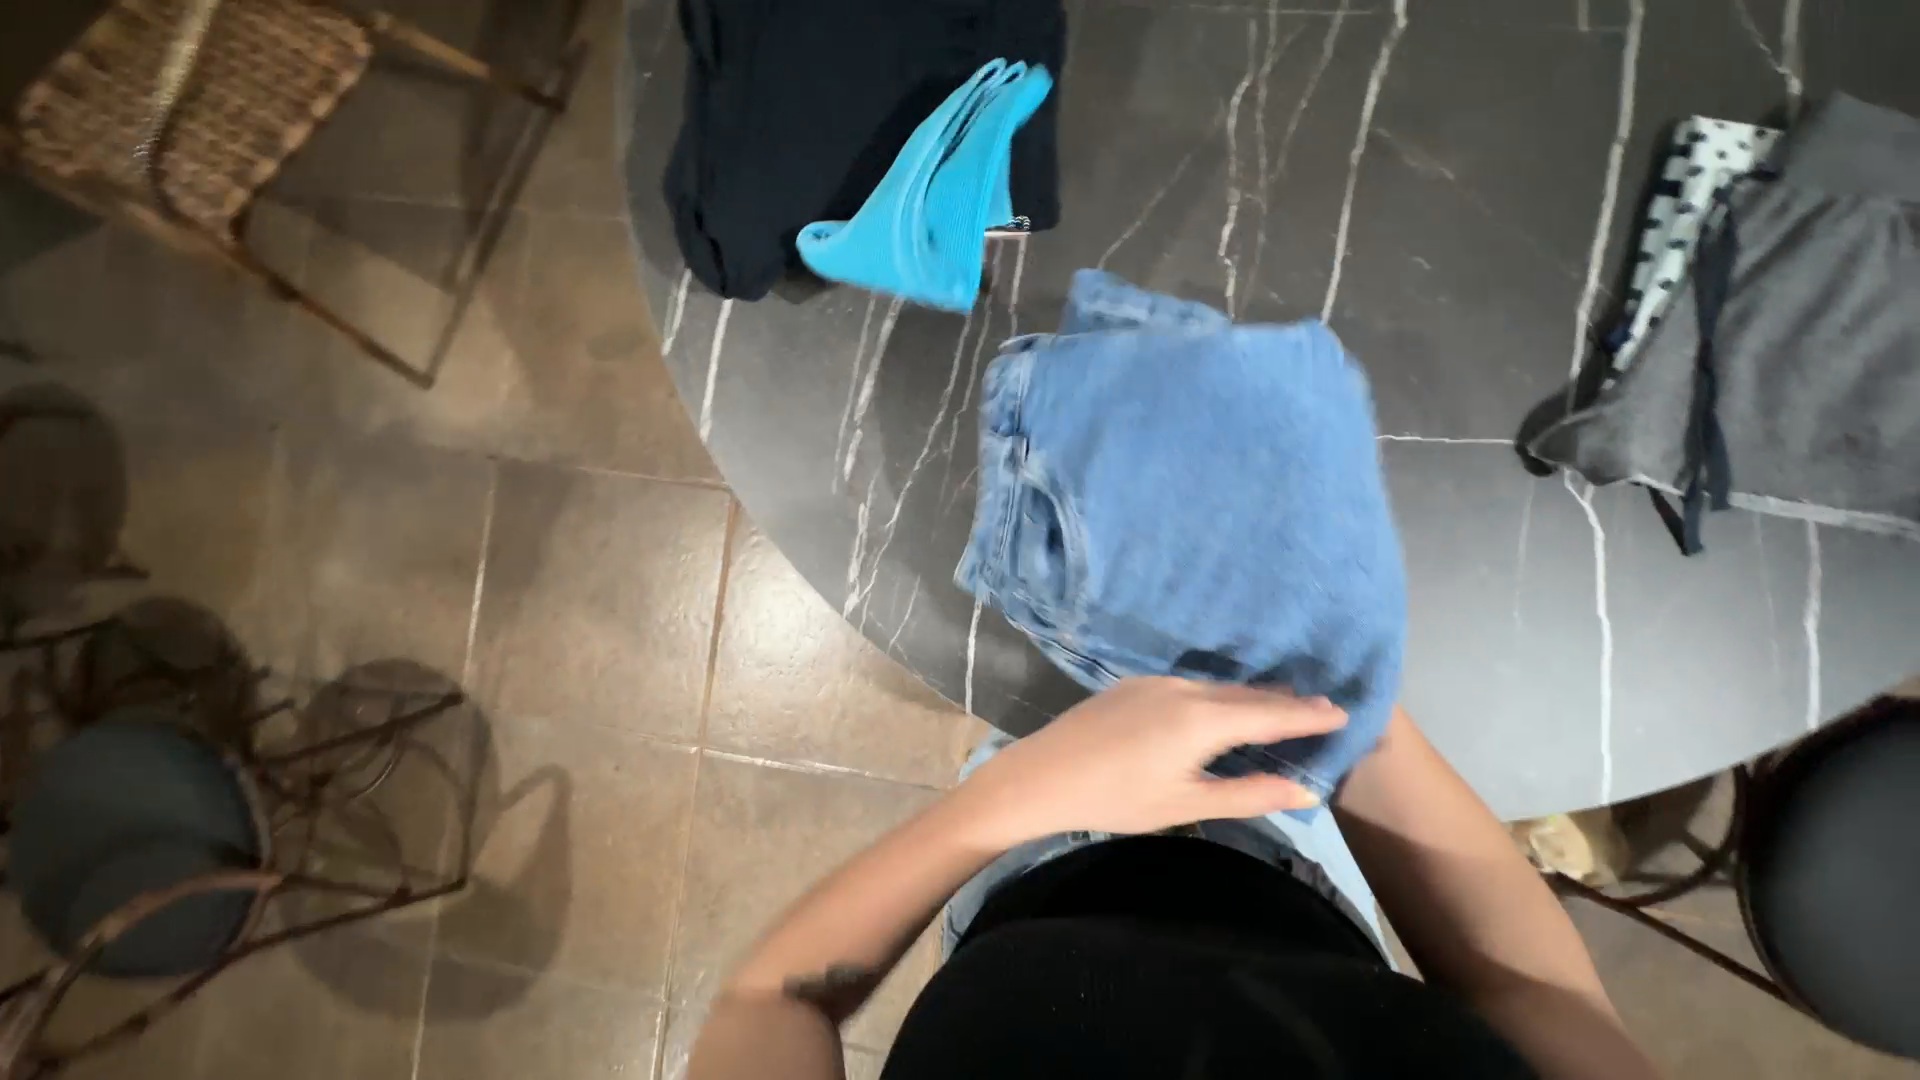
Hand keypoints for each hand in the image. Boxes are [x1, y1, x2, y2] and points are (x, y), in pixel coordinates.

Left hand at [951, 676, 1346, 846]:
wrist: (1043, 774)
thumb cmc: (1116, 798)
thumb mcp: (1186, 804)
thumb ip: (1248, 794)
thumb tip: (1306, 790)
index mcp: (1201, 719)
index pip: (1268, 715)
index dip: (1306, 715)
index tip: (1342, 711)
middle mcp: (1183, 690)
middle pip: (1244, 695)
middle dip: (1283, 701)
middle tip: (1321, 705)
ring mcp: (1154, 682)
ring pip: (1215, 688)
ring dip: (1249, 696)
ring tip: (1280, 703)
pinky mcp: (1132, 685)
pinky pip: (1190, 685)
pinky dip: (1217, 695)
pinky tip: (1221, 706)